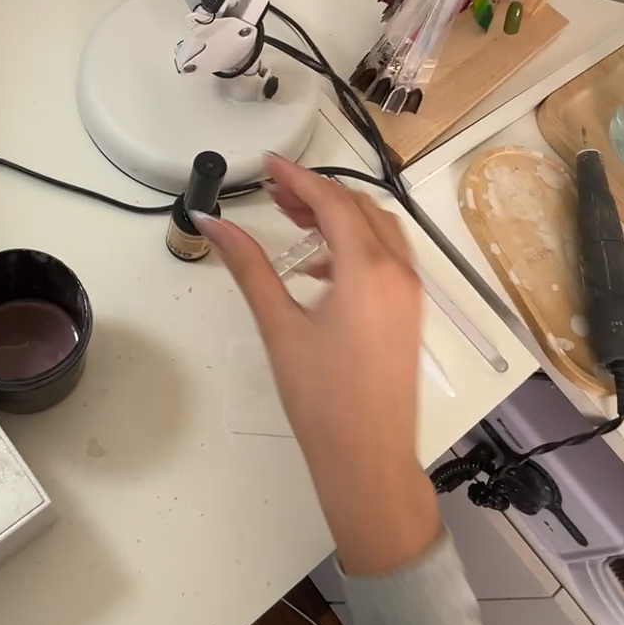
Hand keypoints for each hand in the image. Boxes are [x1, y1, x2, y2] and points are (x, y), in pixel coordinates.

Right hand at [194, 156, 440, 574]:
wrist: (369, 461)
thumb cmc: (323, 400)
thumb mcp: (279, 326)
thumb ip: (248, 267)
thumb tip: (213, 225)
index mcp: (369, 270)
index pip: (332, 201)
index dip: (297, 176)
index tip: (267, 164)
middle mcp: (399, 273)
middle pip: (359, 208)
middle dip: (316, 193)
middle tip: (274, 192)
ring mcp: (410, 293)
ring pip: (378, 230)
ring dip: (338, 216)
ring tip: (294, 221)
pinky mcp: (410, 312)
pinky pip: (387, 257)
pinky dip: (355, 245)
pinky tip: (319, 267)